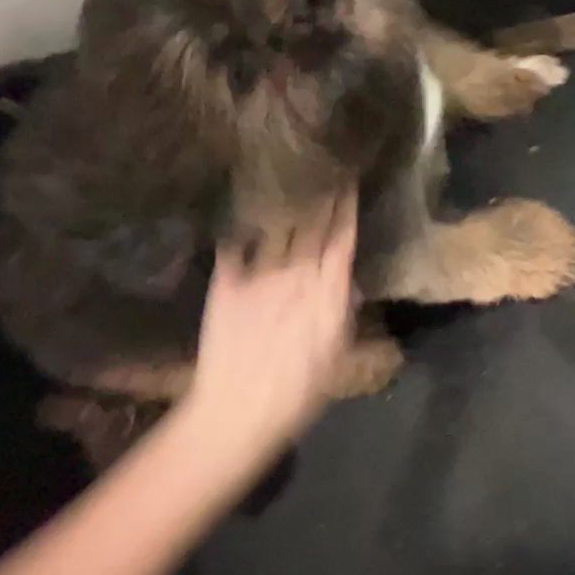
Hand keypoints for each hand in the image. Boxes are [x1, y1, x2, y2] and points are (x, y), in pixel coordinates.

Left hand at [179, 189, 358, 448]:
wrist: (238, 411)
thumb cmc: (299, 394)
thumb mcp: (338, 356)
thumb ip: (343, 313)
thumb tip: (348, 284)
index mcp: (329, 294)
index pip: (342, 238)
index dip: (346, 208)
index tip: (349, 179)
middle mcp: (297, 276)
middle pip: (313, 226)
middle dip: (321, 194)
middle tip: (325, 164)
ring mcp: (259, 277)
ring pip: (277, 229)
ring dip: (286, 202)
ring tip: (289, 176)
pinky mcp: (226, 285)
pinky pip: (235, 247)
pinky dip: (241, 227)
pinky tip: (241, 206)